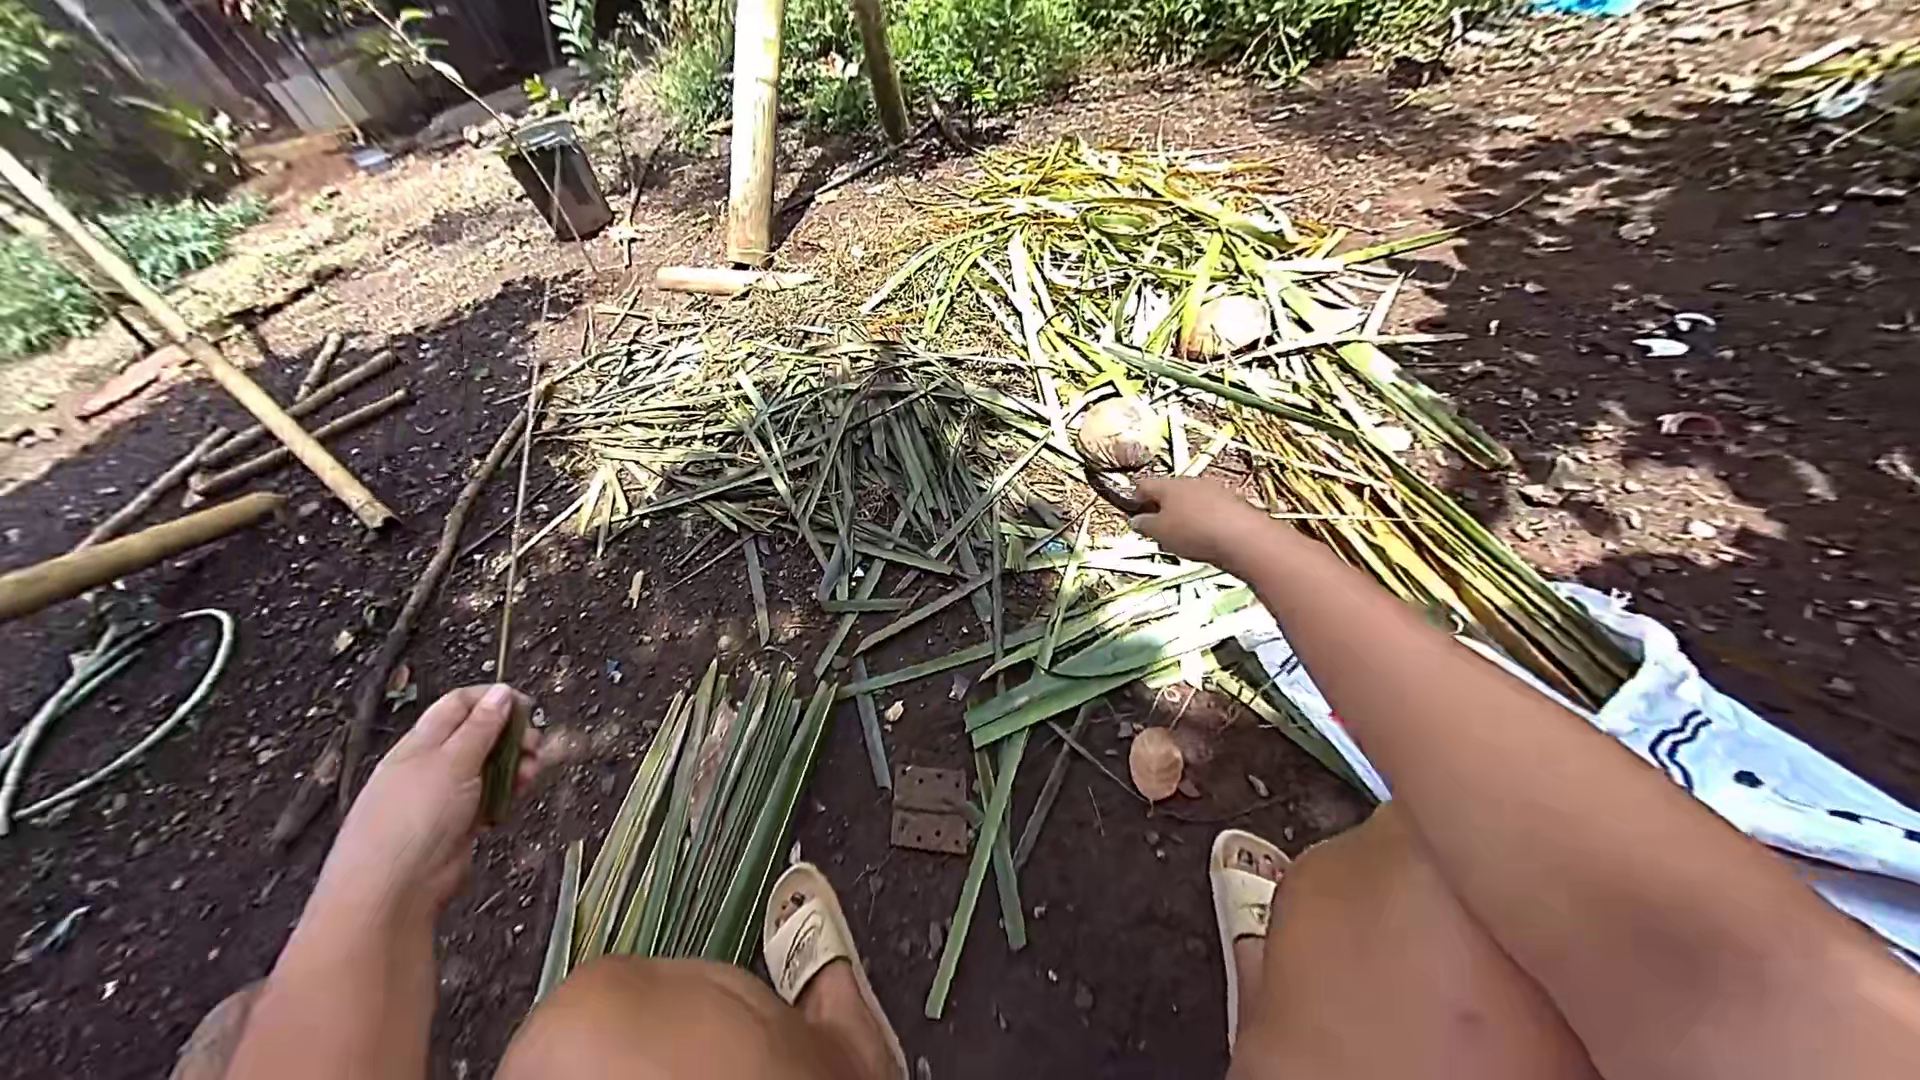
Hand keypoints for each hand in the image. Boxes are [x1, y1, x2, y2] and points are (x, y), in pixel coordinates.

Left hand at [311, 685, 545, 923]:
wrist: (392, 891)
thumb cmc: (414, 819)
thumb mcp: (451, 763)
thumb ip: (481, 727)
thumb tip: (503, 691)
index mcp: (422, 743)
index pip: (459, 704)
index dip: (493, 699)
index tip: (527, 706)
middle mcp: (435, 763)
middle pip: (482, 733)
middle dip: (514, 735)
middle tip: (534, 745)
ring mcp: (449, 792)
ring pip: (493, 764)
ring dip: (518, 763)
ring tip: (530, 775)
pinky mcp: (463, 818)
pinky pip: (494, 792)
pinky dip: (511, 789)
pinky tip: (519, 795)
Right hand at [1128, 475, 1273, 571]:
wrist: (1244, 539)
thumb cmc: (1193, 532)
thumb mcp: (1160, 533)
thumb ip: (1144, 525)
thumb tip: (1135, 520)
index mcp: (1168, 485)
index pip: (1143, 485)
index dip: (1134, 499)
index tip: (1133, 513)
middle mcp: (1191, 482)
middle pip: (1168, 492)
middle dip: (1161, 509)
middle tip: (1157, 530)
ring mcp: (1214, 490)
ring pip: (1190, 501)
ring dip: (1182, 516)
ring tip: (1180, 539)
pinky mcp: (1233, 503)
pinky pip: (1209, 510)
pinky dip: (1202, 521)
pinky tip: (1203, 539)